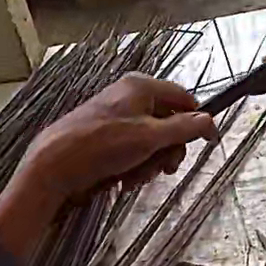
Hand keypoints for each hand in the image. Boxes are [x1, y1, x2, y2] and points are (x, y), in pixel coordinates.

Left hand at [0, 74, 216, 263]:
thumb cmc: (102, 144)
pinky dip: (133, 167)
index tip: (209, 142)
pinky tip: (123, 178)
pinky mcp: (106, 139)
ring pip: (151, 142)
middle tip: (164, 168)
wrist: (55, 165)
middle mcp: (129, 98)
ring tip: (135, 176)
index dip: (197, 120)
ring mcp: (116, 119)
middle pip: (168, 123)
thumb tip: (209, 121)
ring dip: (149, 163)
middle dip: (167, 150)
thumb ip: (184, 128)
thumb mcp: (151, 137)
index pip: (183, 98)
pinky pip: (133, 151)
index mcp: (141, 87)